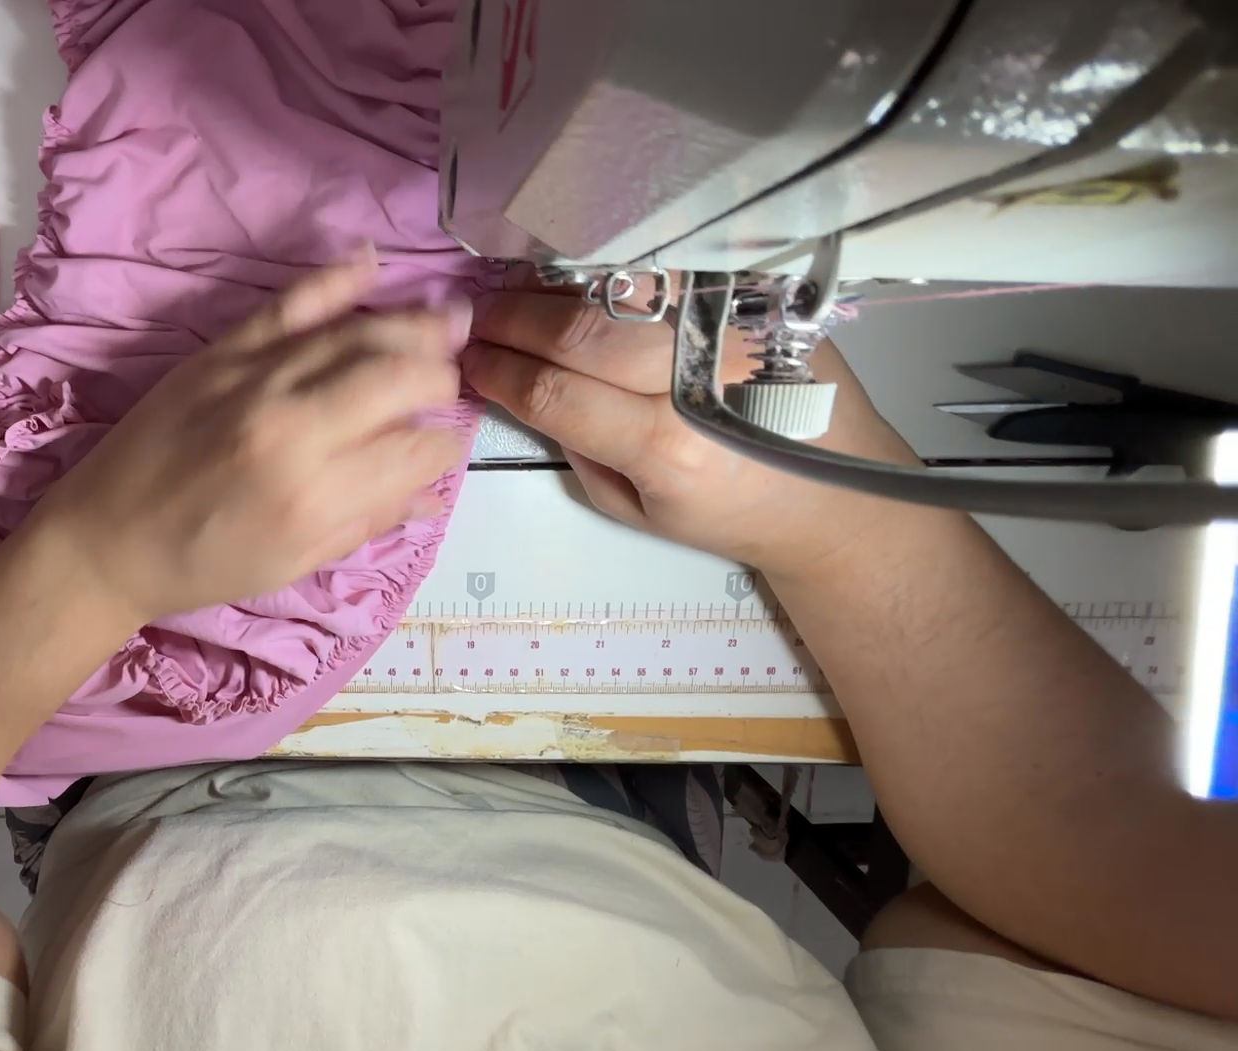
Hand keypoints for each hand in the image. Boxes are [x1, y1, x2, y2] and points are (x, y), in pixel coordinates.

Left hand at [31, 253, 468, 624]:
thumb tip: (431, 493)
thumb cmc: (203, 565)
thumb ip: (367, 521)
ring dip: (411, 324)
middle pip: (397, 377)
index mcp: (316, 495)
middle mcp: (294, 426)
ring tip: (450, 320)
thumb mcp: (293, 563)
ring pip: (355, 333)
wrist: (106, 540)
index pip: (414, 450)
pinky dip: (333, 280)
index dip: (445, 446)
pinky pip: (289, 304)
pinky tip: (371, 264)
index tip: (447, 444)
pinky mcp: (219, 352)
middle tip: (451, 382)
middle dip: (440, 376)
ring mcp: (254, 378)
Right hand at [461, 287, 924, 580]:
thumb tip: (530, 391)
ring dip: (554, 291)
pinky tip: (577, 283)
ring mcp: (737, 330)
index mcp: (666, 449)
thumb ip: (578, 448)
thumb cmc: (728, 515)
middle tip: (475, 318)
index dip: (499, 372)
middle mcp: (703, 382)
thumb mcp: (635, 510)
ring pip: (623, 291)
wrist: (842, 496)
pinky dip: (611, 277)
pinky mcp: (762, 302)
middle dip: (513, 322)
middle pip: (581, 333)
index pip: (553, 393)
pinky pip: (670, 276)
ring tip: (515, 295)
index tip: (467, 362)